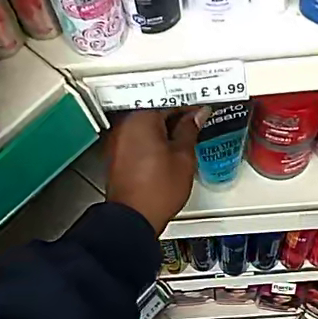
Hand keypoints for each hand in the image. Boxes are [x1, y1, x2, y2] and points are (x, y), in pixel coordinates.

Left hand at [104, 108, 204, 232]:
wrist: (134, 218)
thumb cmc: (156, 191)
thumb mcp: (183, 157)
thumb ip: (190, 130)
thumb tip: (197, 116)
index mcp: (141, 119)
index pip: (169, 100)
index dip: (188, 105)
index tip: (200, 110)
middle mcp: (124, 126)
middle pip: (154, 110)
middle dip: (175, 115)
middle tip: (195, 122)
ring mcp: (118, 141)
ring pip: (144, 125)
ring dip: (163, 128)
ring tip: (183, 138)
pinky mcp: (117, 156)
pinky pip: (137, 138)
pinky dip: (152, 140)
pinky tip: (166, 151)